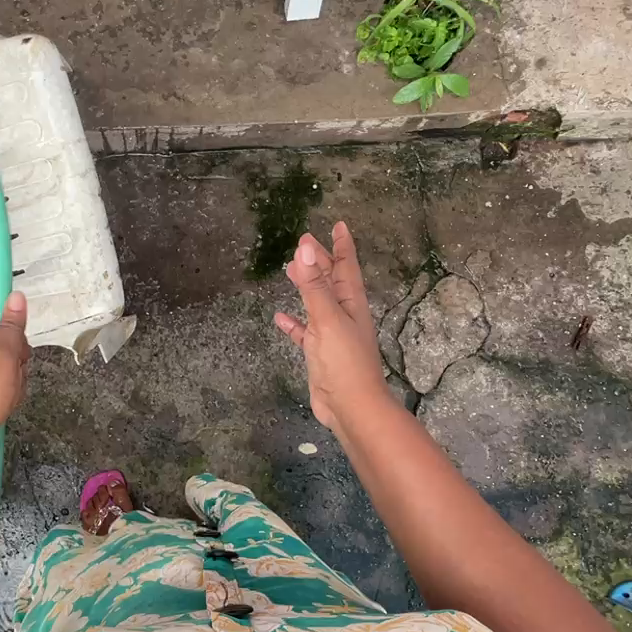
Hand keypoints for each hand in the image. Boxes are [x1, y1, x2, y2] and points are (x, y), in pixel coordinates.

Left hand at [0, 259, 29, 448]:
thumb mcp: (5, 359)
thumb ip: (13, 327)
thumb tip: (15, 297)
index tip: (3, 248)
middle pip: (2, 320)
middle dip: (18, 339)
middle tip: (16, 360)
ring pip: (7, 345)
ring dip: (16, 363)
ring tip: (10, 384)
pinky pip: (3, 365)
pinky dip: (11, 377)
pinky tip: (8, 395)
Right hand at [274, 223, 392, 429]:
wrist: (351, 407)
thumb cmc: (345, 361)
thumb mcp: (327, 318)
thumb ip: (314, 284)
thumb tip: (305, 248)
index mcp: (352, 303)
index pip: (346, 266)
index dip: (342, 246)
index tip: (338, 225)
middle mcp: (344, 314)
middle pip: (332, 281)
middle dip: (321, 261)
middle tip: (305, 242)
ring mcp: (332, 334)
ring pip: (317, 302)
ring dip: (306, 286)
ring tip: (290, 271)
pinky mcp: (319, 353)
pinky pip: (304, 332)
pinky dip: (293, 323)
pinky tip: (280, 317)